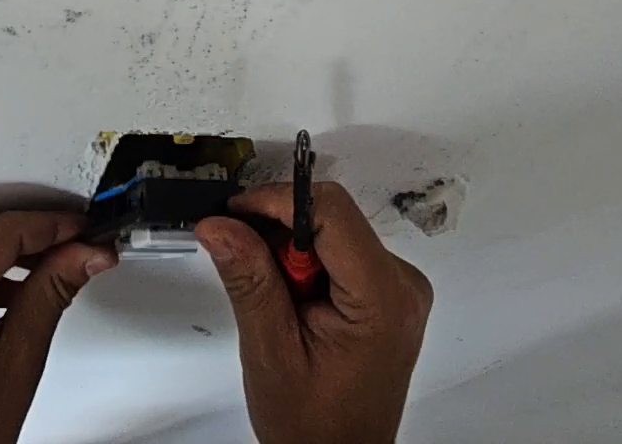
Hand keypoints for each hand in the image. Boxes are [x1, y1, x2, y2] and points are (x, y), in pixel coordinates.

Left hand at [0, 211, 116, 443]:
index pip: (1, 234)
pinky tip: (7, 286)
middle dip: (32, 235)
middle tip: (76, 244)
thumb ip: (53, 291)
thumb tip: (83, 254)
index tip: (83, 229)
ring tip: (50, 264)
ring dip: (4, 250)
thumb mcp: (16, 361)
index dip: (51, 226)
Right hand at [196, 182, 432, 443]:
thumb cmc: (312, 424)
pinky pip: (338, 246)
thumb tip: (220, 224)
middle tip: (246, 261)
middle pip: (331, 217)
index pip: (332, 211)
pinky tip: (291, 296)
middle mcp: (401, 283)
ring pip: (330, 228)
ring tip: (274, 297)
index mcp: (383, 299)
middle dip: (280, 231)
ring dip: (290, 248)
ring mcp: (397, 285)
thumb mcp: (270, 351)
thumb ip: (249, 279)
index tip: (237, 211)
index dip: (279, 200)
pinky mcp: (386, 288)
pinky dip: (305, 260)